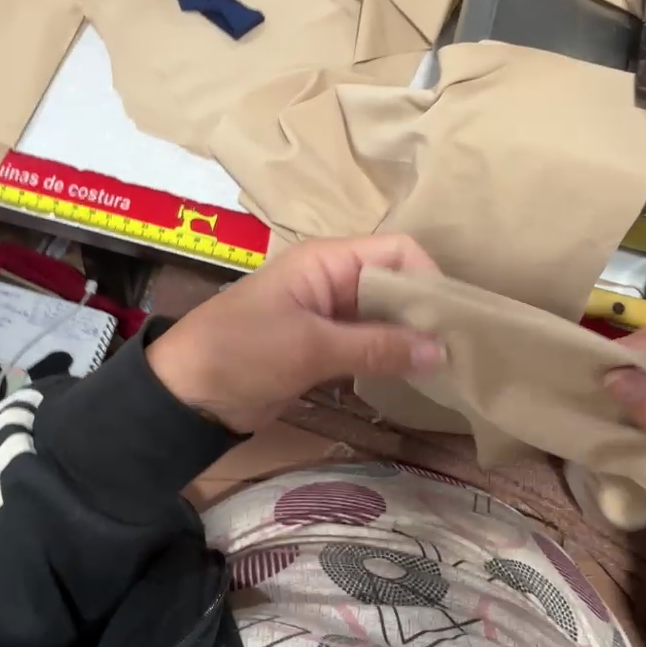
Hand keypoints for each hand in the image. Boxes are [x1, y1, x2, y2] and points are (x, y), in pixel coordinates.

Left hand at [146, 234, 448, 433]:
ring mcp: (327, 316)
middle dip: (426, 310)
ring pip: (383, 317)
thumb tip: (442, 350)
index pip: (396, 251)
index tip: (455, 318)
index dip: (429, 277)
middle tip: (461, 348)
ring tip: (447, 366)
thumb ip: (378, 347)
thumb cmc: (242, 353)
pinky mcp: (321, 348)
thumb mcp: (311, 347)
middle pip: (394, 283)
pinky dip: (389, 357)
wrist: (184, 395)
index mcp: (327, 261)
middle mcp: (332, 281)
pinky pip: (366, 344)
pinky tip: (414, 378)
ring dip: (410, 337)